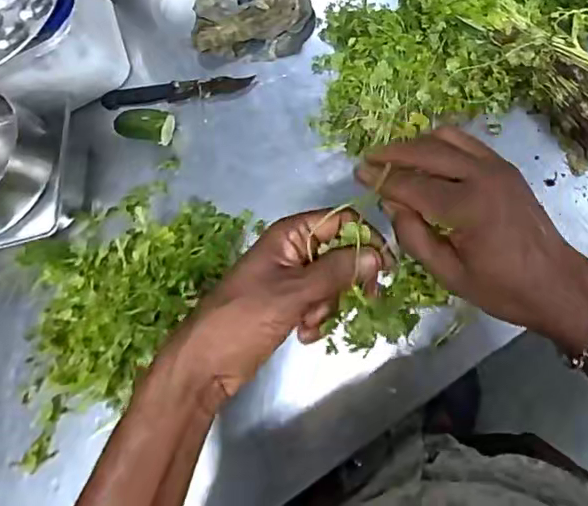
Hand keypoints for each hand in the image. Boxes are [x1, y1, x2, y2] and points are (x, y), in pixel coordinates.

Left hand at [168, 207, 382, 405]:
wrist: (202, 367)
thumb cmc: (243, 319)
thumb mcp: (294, 293)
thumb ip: (337, 272)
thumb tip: (377, 255)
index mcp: (291, 233)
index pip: (342, 221)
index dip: (365, 240)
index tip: (385, 268)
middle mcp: (293, 249)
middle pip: (341, 252)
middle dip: (346, 280)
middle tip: (361, 300)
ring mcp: (290, 277)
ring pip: (333, 280)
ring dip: (329, 304)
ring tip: (309, 323)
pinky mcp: (288, 303)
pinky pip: (319, 301)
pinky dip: (318, 317)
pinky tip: (303, 334)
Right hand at [357, 128, 587, 355]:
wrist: (557, 282)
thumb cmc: (504, 289)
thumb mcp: (451, 276)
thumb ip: (415, 238)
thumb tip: (392, 204)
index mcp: (467, 207)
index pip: (412, 184)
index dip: (382, 178)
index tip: (359, 174)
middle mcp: (481, 175)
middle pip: (426, 152)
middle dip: (393, 153)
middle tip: (369, 159)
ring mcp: (496, 165)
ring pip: (447, 137)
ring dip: (417, 143)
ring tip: (394, 156)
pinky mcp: (504, 165)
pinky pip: (466, 141)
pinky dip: (441, 142)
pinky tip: (428, 154)